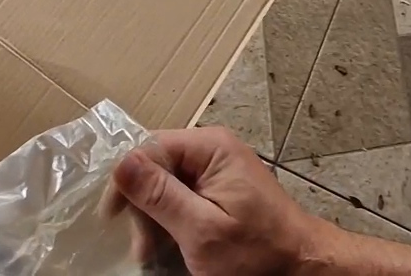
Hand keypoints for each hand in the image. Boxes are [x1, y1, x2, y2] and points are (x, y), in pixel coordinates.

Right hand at [110, 126, 324, 275]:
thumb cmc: (255, 251)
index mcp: (210, 147)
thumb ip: (161, 195)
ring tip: (157, 255)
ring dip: (156, 220)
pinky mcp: (221, 191)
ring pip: (168, 186)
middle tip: (144, 249)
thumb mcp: (201, 229)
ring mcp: (218, 170)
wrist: (300, 266)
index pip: (151, 146)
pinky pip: (184, 198)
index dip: (127, 179)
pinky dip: (173, 223)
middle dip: (144, 207)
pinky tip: (172, 247)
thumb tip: (122, 161)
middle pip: (158, 166)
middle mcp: (213, 150)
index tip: (111, 219)